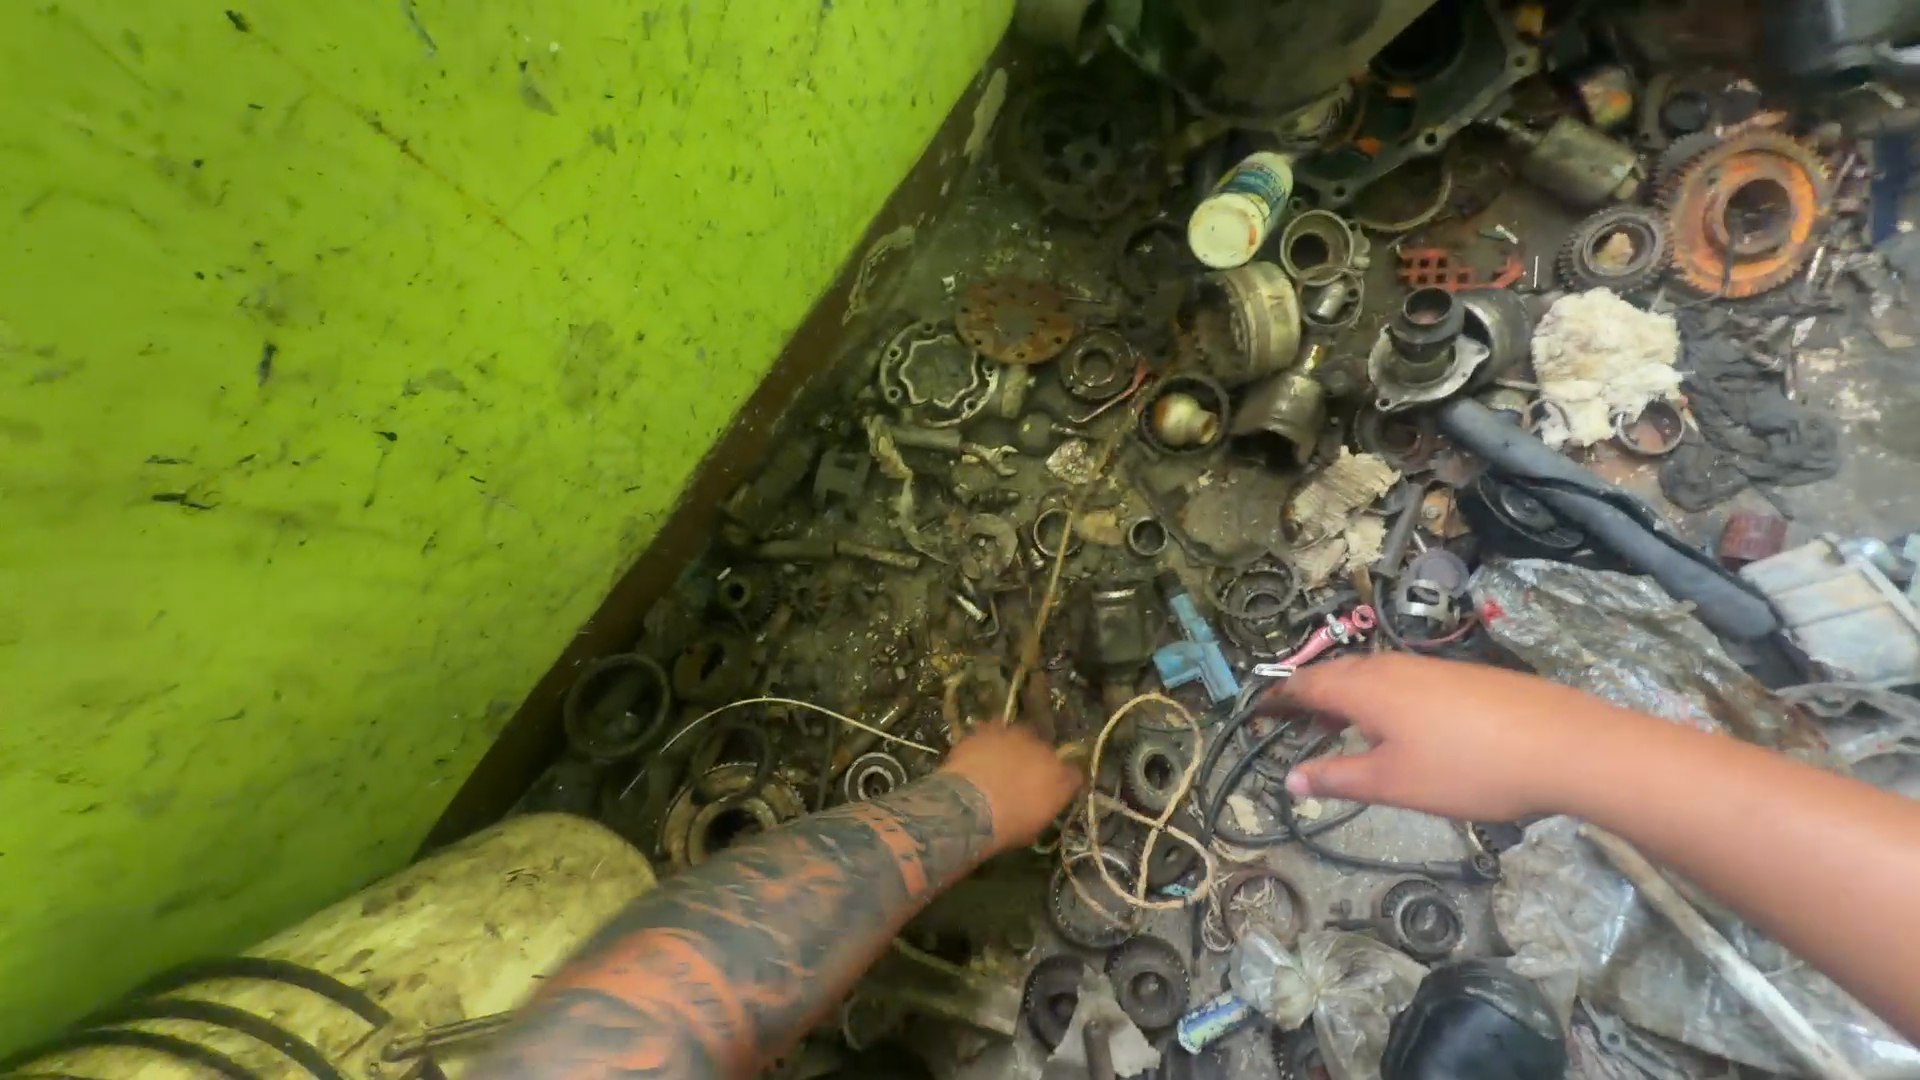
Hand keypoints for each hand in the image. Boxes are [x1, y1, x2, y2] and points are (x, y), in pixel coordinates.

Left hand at [940, 724, 1083, 849]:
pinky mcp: (991, 728)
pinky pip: (994, 729)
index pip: (1072, 775)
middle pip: (1045, 751)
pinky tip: (979, 751)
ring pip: (1021, 735)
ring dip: (1014, 746)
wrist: (969, 808)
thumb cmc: (1004, 828)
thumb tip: (1039, 802)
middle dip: (1036, 760)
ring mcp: (1017, 735)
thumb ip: (1043, 807)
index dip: (1062, 781)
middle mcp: (1045, 751)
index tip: (1050, 790)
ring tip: (998, 760)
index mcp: (1060, 779)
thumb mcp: (1033, 828)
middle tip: (1020, 775)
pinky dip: (990, 738)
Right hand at [1270, 653, 1623, 820]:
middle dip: (1308, 697)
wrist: (1569, 745)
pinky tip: (1399, 726)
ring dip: (1343, 698)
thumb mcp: (1393, 783)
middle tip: (1295, 724)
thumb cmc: (1467, 768)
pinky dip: (1377, 697)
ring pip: (1368, 675)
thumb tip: (1289, 781)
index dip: (1277, 698)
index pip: (1304, 684)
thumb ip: (1336, 779)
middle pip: (1333, 674)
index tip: (1257, 711)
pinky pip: (1398, 679)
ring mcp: (1426, 668)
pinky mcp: (1460, 676)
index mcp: (1363, 688)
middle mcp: (1388, 667)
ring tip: (1341, 729)